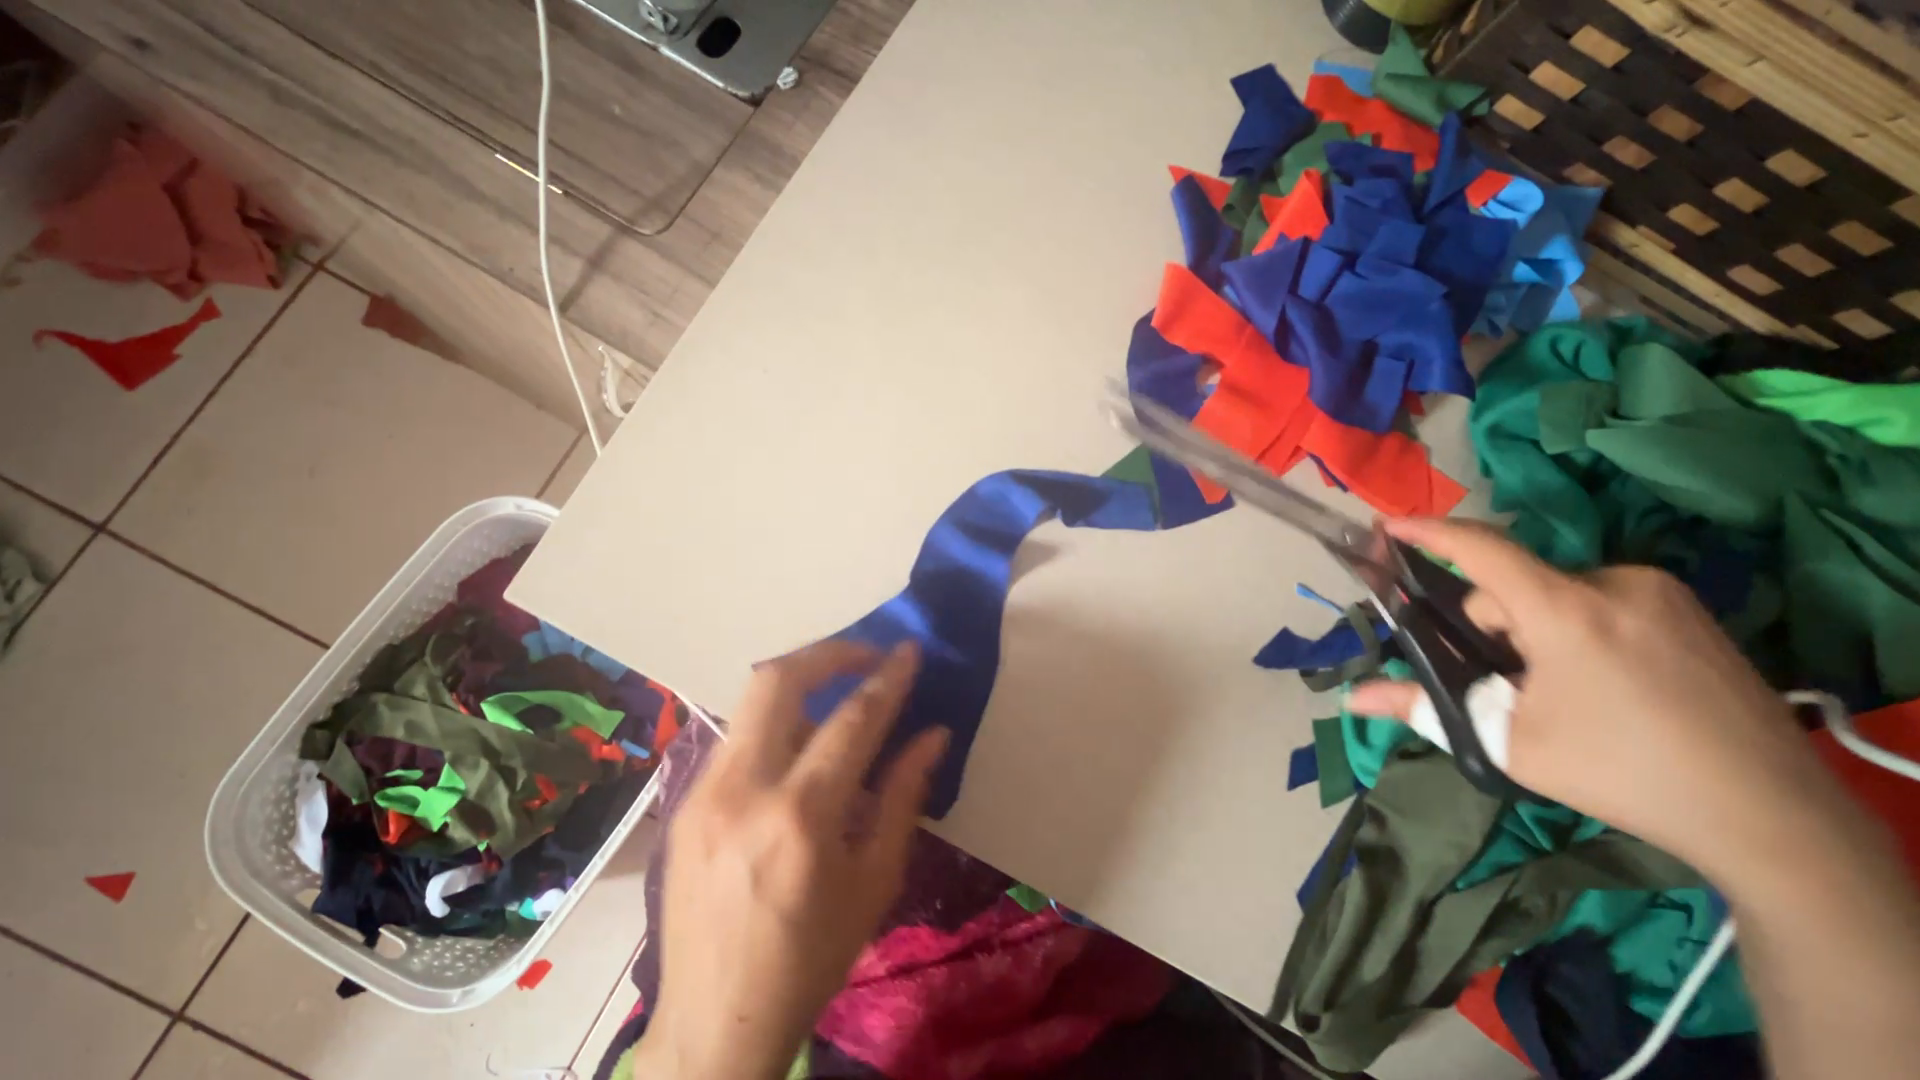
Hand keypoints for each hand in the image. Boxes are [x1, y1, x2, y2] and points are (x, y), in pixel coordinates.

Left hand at [635, 641, 947, 1079]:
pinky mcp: (682, 804)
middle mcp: (741, 790)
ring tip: (836, 709)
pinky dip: (773, 732)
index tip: (909, 651)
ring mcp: (701, 793)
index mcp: (799, 817)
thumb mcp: (873, 884)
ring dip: (798, 690)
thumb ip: (902, 798)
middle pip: (777, 681)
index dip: (886, 679)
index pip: (850, 721)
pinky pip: (734, 743)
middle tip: (865, 658)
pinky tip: (796, 761)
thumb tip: (931, 736)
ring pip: (749, 706)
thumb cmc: (811, 959)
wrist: (716, 1020)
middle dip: (827, 654)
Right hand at [1346, 518, 1852, 885]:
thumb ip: (1425, 710)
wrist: (1766, 811)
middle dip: (1495, 623)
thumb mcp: (1510, 743)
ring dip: (1540, 628)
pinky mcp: (1694, 612)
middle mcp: (1613, 583)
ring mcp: (1661, 594)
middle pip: (1519, 584)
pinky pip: (1608, 603)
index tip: (1389, 526)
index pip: (1481, 549)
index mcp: (1563, 609)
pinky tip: (1612, 686)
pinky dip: (1584, 630)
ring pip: (1563, 595)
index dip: (1429, 532)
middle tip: (1507, 684)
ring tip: (1565, 692)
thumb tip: (1354, 699)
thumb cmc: (1620, 772)